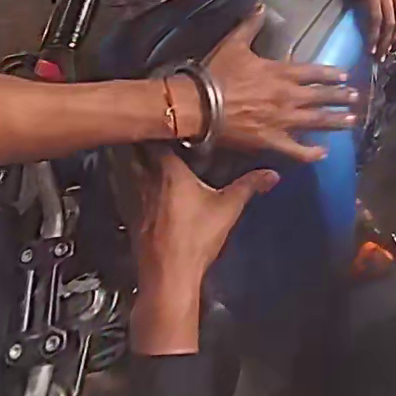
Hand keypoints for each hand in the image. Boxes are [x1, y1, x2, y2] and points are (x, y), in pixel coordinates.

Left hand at [128, 145, 278, 353]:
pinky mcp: (129, 217)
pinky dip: (128, 180)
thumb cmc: (195, 239)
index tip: (169, 118)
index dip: (162, 126)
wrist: (168, 276)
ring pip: (126, 168)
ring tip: (139, 148)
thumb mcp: (228, 209)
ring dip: (130, 158)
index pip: (158, 138)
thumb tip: (271, 174)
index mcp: (168, 172)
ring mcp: (134, 199)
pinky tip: (137, 182)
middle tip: (151, 128)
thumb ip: (249, 186)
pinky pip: (124, 188)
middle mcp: (146, 180)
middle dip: (140, 138)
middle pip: (135, 150)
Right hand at [202, 4, 359, 161]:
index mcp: (281, 72)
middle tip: (357, 98)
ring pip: (316, 122)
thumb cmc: (217, 73)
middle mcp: (287, 96)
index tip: (346, 76)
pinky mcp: (271, 141)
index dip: (332, 74)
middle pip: (321, 97)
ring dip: (336, 121)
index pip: (314, 72)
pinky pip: (296, 150)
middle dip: (341, 97)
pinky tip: (323, 153)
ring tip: (352, 121)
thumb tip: (262, 6)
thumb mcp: (235, 43)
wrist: (200, 104)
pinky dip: (311, 153)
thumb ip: (251, 25)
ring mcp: (282, 120)